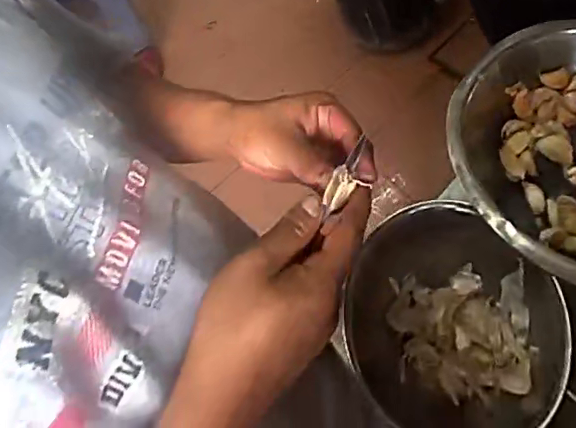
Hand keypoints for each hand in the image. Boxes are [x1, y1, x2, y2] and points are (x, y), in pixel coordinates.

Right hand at [163, 190, 371, 427]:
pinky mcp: (304, 339)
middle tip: (325, 188)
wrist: (217, 401)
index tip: (358, 175)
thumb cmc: (232, 326)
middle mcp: (331, 304)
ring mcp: (320, 326)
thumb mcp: (254, 267)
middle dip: (336, 220)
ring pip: (328, 272)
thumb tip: (317, 204)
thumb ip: (289, 233)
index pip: (351, 232)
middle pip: (341, 252)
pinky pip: (316, 290)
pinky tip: (291, 259)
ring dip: (321, 243)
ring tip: (304, 218)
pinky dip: (311, 265)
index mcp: (325, 284)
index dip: (356, 201)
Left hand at [227, 92, 373, 190]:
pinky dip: (333, 186)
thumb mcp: (289, 149)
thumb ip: (316, 166)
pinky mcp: (312, 158)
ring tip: (351, 205)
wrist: (231, 136)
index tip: (367, 182)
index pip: (354, 133)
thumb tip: (342, 186)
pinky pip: (329, 173)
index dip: (363, 157)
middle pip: (353, 149)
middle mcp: (329, 124)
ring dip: (346, 181)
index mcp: (327, 110)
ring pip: (343, 163)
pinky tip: (336, 204)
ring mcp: (321, 142)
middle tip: (361, 198)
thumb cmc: (259, 133)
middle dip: (357, 172)